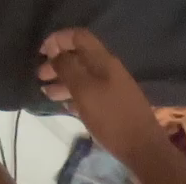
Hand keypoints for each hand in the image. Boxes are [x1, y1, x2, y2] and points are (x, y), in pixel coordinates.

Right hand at [39, 28, 164, 162]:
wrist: (145, 150)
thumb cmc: (111, 116)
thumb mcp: (84, 90)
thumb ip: (67, 67)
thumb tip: (54, 51)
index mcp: (102, 59)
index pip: (78, 36)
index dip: (58, 39)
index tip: (42, 52)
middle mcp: (108, 68)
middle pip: (79, 56)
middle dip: (57, 62)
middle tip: (40, 75)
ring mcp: (112, 87)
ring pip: (83, 75)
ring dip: (63, 80)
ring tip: (46, 92)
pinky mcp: (113, 104)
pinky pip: (89, 91)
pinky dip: (74, 94)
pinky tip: (64, 105)